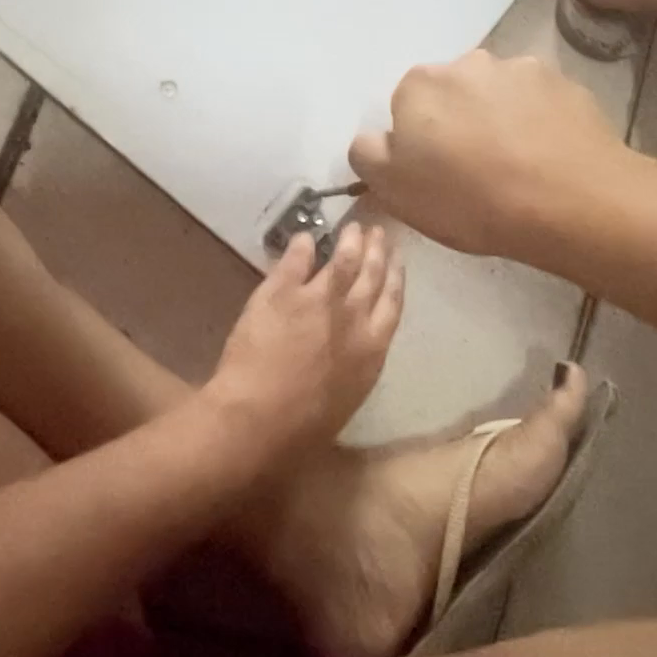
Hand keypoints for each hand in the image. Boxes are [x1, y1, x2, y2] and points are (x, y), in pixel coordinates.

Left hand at [205, 224, 403, 453]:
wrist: (258, 418)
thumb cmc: (301, 429)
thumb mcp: (344, 399)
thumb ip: (353, 367)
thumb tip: (351, 352)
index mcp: (373, 350)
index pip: (392, 303)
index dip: (396, 277)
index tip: (398, 259)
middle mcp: (354, 317)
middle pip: (372, 274)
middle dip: (378, 250)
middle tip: (380, 231)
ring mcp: (319, 299)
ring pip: (342, 260)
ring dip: (350, 241)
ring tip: (354, 227)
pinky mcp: (282, 291)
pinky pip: (297, 260)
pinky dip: (303, 246)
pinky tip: (306, 238)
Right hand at [349, 51, 637, 258]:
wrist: (569, 203)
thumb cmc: (468, 198)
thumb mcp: (393, 189)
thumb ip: (367, 154)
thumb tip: (372, 139)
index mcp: (419, 84)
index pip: (405, 108)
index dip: (417, 145)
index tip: (433, 176)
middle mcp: (468, 63)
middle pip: (451, 96)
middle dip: (456, 125)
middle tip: (472, 173)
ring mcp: (522, 69)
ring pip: (497, 97)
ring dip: (498, 121)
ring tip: (515, 168)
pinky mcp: (567, 85)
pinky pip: (539, 105)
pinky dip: (537, 125)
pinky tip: (545, 160)